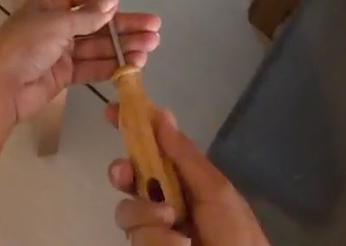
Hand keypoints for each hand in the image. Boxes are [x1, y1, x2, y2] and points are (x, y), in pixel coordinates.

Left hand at [0, 0, 160, 124]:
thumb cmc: (23, 45)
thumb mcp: (56, 23)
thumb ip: (88, 15)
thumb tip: (113, 0)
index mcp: (52, 3)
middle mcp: (59, 24)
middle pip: (99, 20)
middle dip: (126, 23)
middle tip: (155, 25)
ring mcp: (62, 50)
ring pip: (100, 45)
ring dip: (124, 45)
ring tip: (151, 45)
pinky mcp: (65, 75)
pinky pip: (93, 66)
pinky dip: (113, 65)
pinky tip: (134, 64)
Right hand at [106, 107, 268, 245]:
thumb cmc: (235, 233)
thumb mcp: (216, 190)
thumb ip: (185, 156)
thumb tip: (162, 114)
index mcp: (181, 179)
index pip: (151, 148)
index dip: (130, 129)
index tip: (110, 113)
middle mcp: (163, 201)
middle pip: (127, 179)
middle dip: (122, 173)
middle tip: (125, 176)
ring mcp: (154, 230)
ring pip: (128, 213)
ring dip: (149, 218)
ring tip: (177, 231)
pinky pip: (138, 240)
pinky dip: (158, 242)